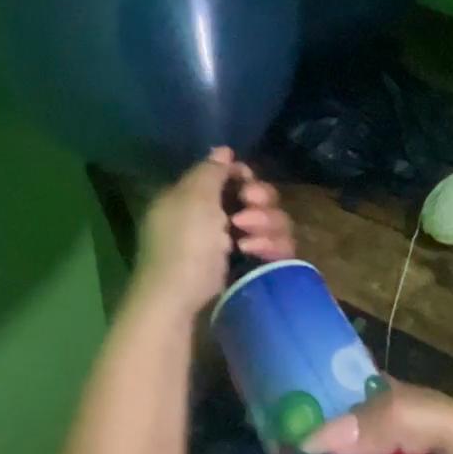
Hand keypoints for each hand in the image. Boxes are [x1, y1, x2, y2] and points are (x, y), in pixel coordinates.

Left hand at [134, 147, 293, 314]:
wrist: (177, 303)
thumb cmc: (182, 244)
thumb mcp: (192, 197)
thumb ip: (211, 170)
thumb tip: (224, 150)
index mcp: (197, 198)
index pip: (234, 176)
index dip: (246, 178)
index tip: (246, 187)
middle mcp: (218, 217)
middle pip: (259, 198)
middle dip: (260, 204)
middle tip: (245, 218)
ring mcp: (234, 244)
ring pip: (272, 222)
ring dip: (267, 227)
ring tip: (248, 243)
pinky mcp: (250, 267)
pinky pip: (274, 248)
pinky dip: (269, 247)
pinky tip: (257, 253)